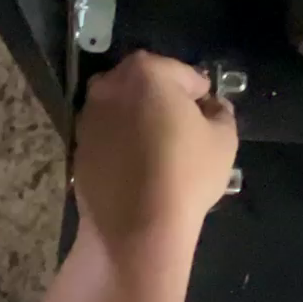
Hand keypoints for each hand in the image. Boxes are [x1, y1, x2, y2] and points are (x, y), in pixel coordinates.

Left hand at [74, 52, 237, 262]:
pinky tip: (138, 170)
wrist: (136, 228)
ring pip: (123, 110)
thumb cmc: (186, 174)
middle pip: (146, 85)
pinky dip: (121, 145)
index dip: (200, 96)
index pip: (184, 74)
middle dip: (164, 101)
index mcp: (146, 73)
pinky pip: (108, 137)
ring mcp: (88, 118)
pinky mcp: (78, 149)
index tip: (207, 117)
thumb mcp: (224, 140)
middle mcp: (109, 86)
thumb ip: (221, 113)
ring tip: (159, 153)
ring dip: (139, 122)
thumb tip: (214, 107)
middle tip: (184, 132)